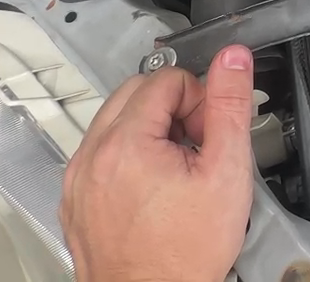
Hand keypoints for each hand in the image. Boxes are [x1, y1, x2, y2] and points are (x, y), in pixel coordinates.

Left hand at [61, 46, 254, 281]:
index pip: (167, 79)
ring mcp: (78, 183)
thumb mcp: (227, 168)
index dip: (199, 98)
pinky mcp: (76, 202)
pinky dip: (133, 152)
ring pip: (119, 118)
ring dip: (154, 126)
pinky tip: (158, 183)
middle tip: (198, 144)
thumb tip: (232, 58)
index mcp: (125, 145)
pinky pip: (104, 151)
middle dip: (175, 106)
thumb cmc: (187, 250)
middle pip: (138, 91)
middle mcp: (90, 159)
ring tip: (180, 166)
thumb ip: (230, 103)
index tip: (208, 132)